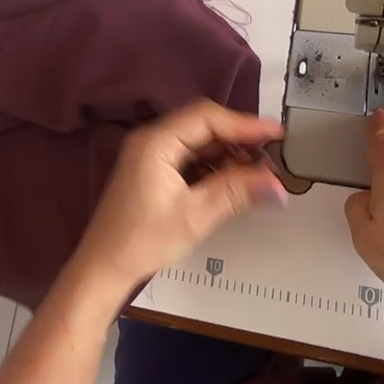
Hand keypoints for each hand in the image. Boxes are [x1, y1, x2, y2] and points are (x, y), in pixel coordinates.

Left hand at [71, 100, 286, 291]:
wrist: (104, 266)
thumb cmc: (143, 240)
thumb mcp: (196, 215)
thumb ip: (237, 192)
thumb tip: (278, 185)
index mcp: (156, 141)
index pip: (206, 117)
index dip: (244, 123)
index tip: (277, 134)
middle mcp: (152, 140)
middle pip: (203, 126)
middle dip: (239, 139)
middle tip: (272, 156)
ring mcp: (151, 154)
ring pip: (199, 142)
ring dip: (228, 154)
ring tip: (259, 172)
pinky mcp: (154, 171)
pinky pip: (190, 158)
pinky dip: (214, 166)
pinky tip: (235, 181)